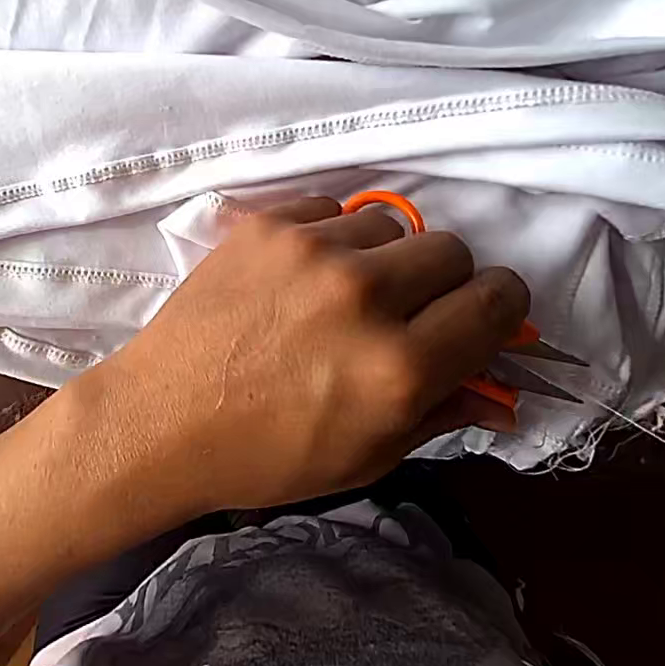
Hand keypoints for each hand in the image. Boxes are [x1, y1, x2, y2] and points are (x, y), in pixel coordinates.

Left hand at [58, 197, 527, 514]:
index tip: (482, 314)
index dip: (501, 306)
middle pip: (454, 250)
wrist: (160, 421)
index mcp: (399, 368)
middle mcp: (365, 297)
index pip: (496, 300)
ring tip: (346, 291)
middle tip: (408, 309)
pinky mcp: (270, 224)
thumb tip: (504, 391)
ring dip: (387, 258)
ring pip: (396, 225)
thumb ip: (447, 410)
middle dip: (445, 282)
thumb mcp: (371, 454)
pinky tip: (304, 275)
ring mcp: (314, 251)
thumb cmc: (271, 455)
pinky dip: (334, 240)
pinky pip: (337, 210)